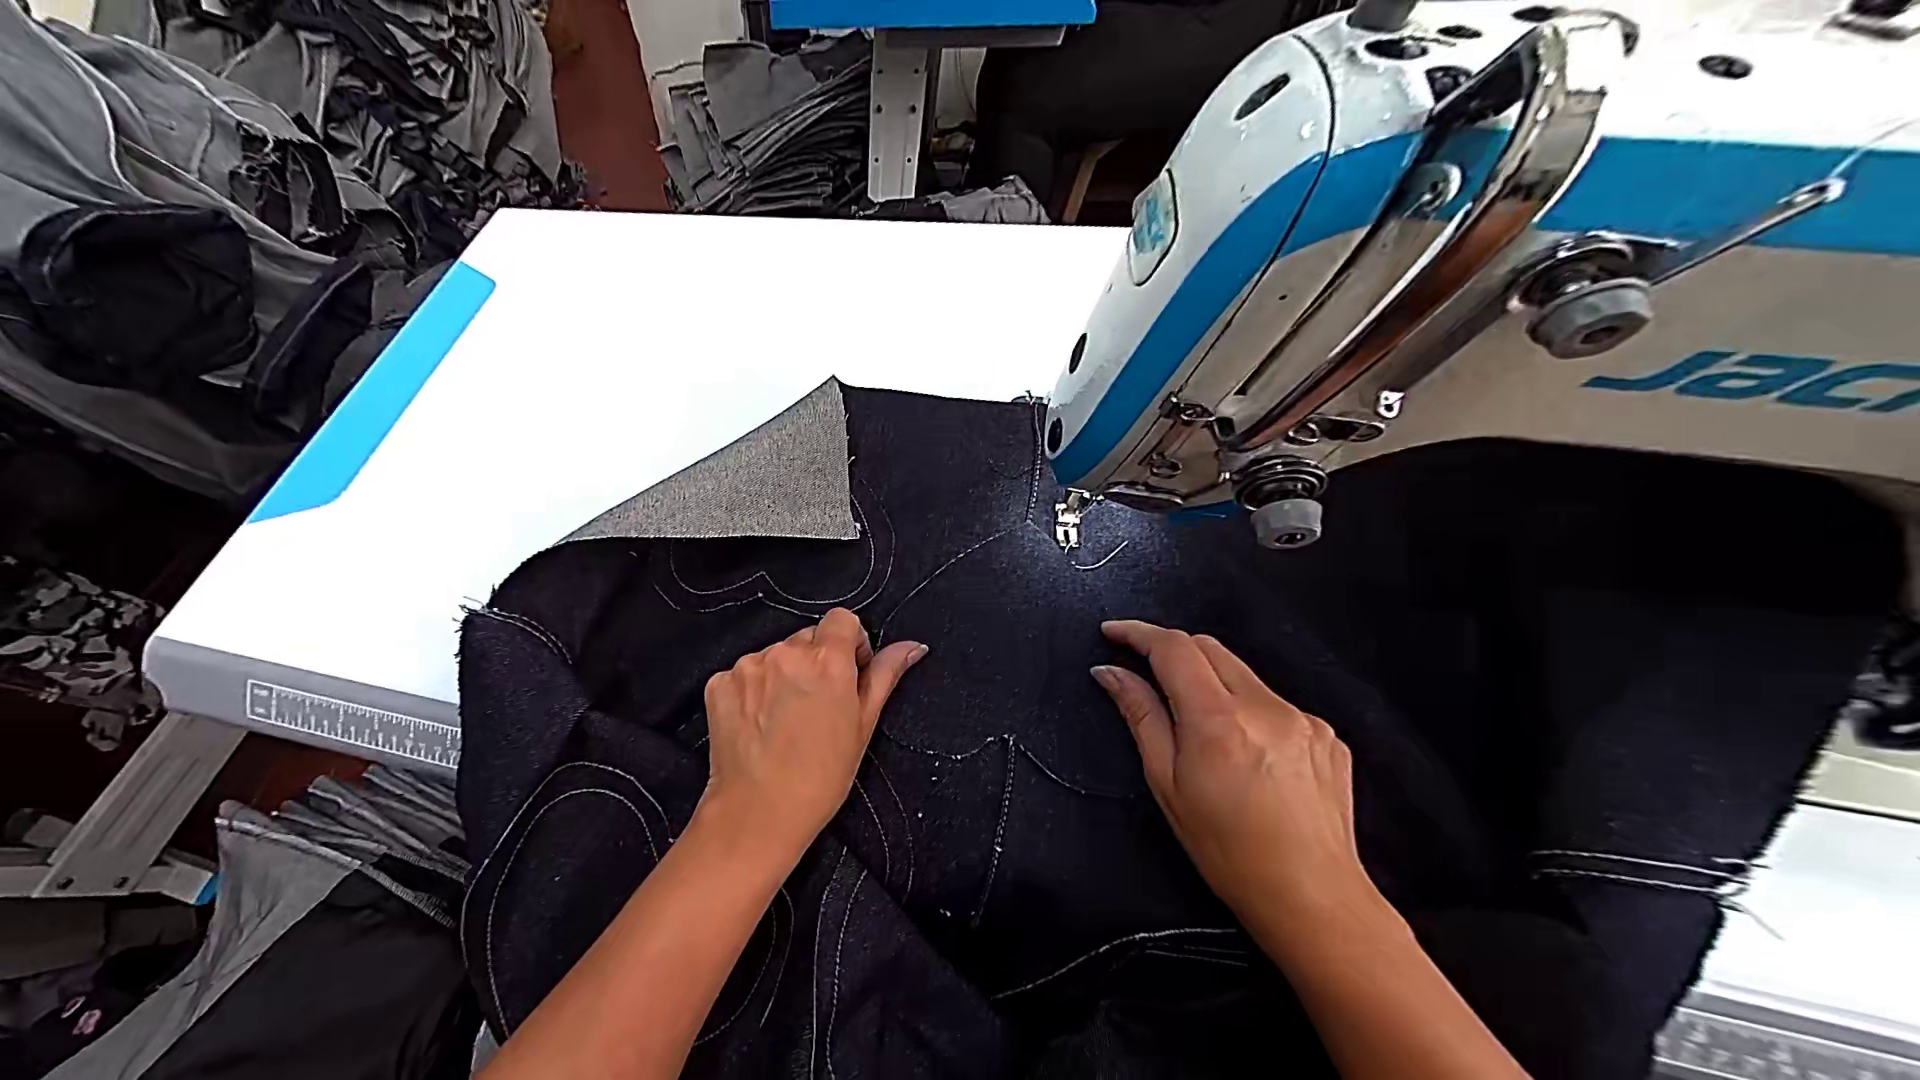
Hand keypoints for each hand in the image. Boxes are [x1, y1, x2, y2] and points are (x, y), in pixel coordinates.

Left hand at [700, 608, 927, 855]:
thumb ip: (886, 674)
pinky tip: (759, 722)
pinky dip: (753, 689)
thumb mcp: (864, 724)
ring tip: (786, 718)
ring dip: (784, 674)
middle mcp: (786, 654)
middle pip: (809, 637)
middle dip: (816, 661)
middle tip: (818, 705)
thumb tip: (913, 646)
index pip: (842, 619)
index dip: (850, 643)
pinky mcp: (720, 683)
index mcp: (828, 660)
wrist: (758, 814)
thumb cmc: (820, 776)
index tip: (848, 672)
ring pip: (776, 654)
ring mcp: (749, 667)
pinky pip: (746, 672)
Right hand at [1092, 620, 1365, 919]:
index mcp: (1218, 721)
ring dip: (1212, 681)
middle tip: (1148, 674)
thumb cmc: (1228, 851)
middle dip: (1173, 650)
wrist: (1313, 898)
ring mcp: (1302, 718)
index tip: (1114, 632)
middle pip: (1208, 647)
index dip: (1138, 632)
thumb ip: (1141, 715)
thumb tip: (1111, 673)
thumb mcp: (1166, 783)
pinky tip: (1247, 752)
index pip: (1173, 648)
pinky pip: (1274, 701)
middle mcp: (1265, 707)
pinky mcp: (1326, 733)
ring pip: (1242, 672)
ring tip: (1204, 731)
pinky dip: (1249, 709)